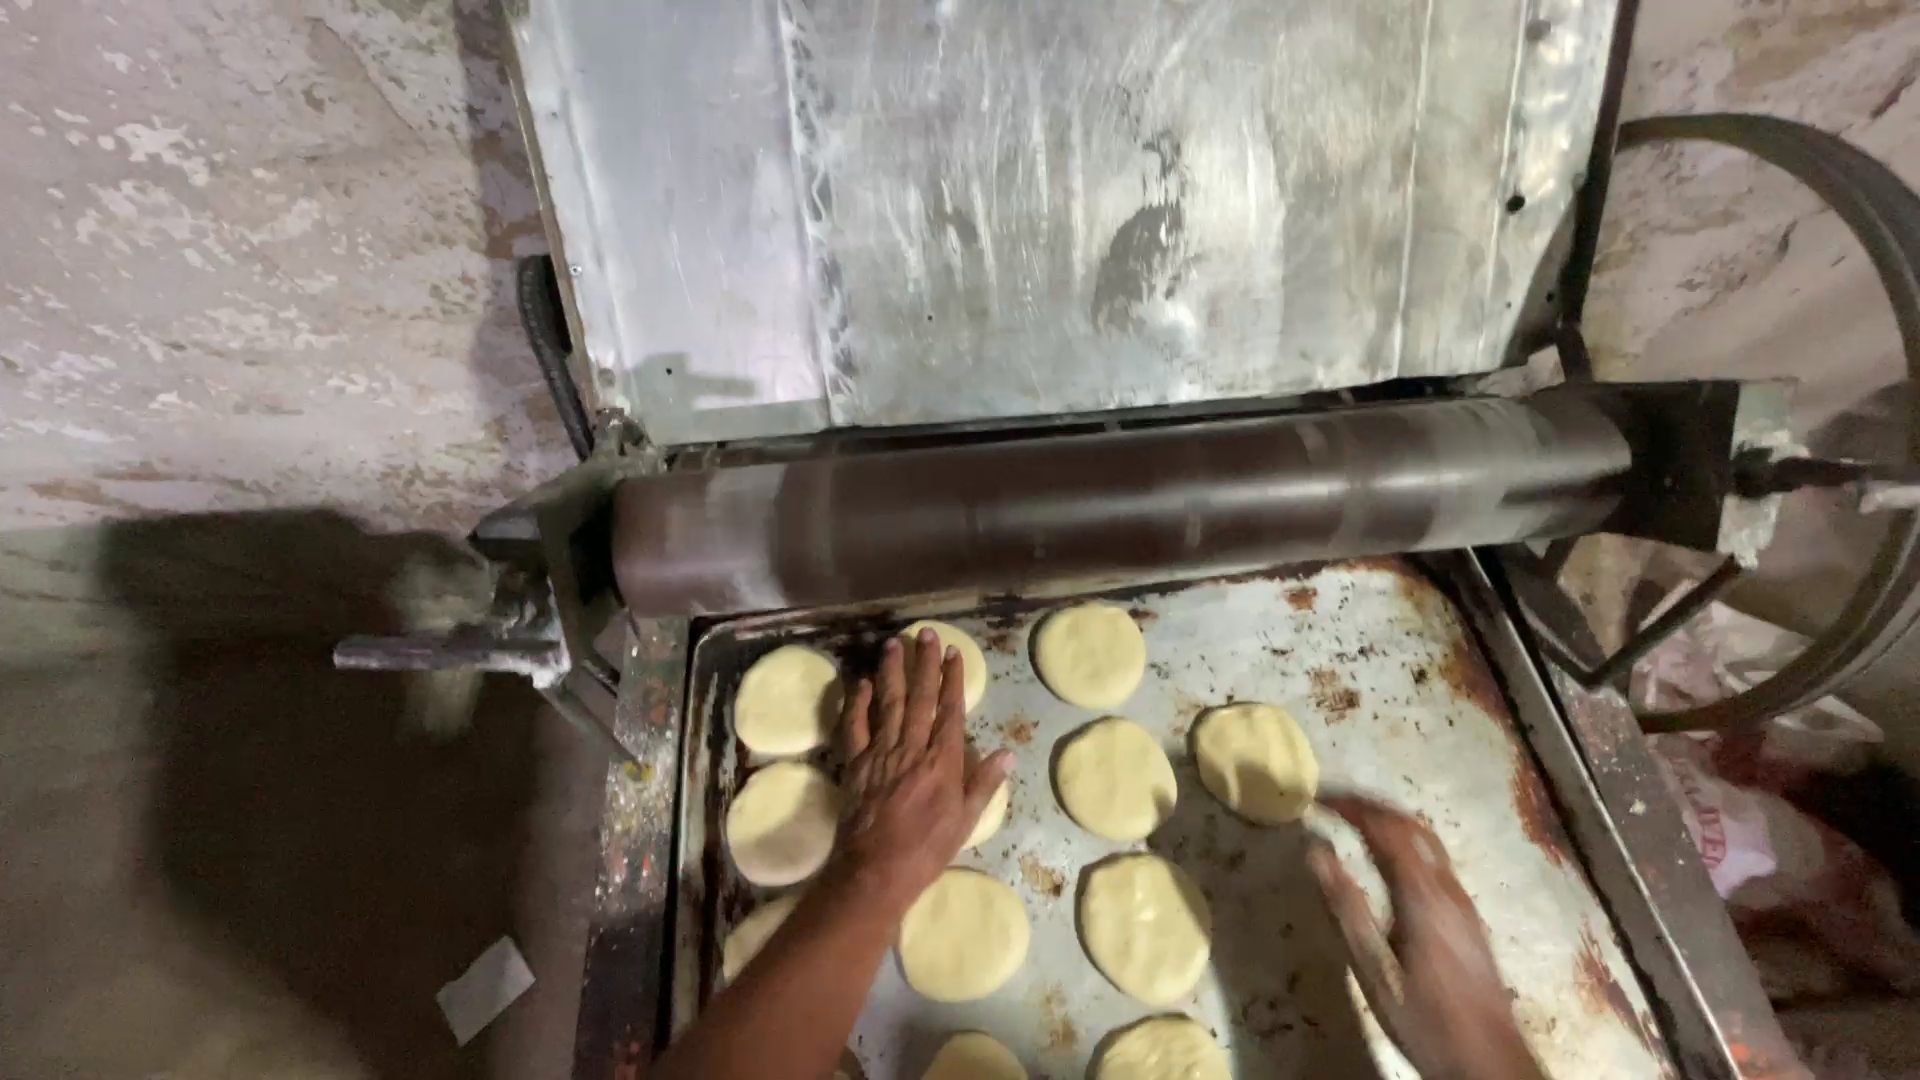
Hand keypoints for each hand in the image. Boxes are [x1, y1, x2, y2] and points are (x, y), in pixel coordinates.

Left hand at [832, 629, 1012, 916]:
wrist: (877, 869)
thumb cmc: (928, 848)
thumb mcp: (966, 820)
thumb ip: (985, 783)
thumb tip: (1008, 753)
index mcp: (943, 759)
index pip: (949, 708)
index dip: (951, 678)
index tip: (952, 652)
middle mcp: (912, 747)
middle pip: (919, 696)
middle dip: (924, 662)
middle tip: (925, 633)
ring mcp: (881, 752)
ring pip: (888, 702)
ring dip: (892, 671)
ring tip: (894, 643)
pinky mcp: (856, 762)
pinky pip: (856, 726)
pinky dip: (859, 702)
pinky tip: (863, 683)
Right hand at [1308, 794, 1544, 1079]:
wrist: (1490, 1065)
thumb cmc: (1424, 1018)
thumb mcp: (1372, 967)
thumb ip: (1344, 905)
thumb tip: (1314, 849)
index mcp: (1422, 894)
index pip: (1386, 828)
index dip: (1350, 805)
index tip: (1317, 798)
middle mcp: (1447, 888)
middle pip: (1410, 825)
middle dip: (1369, 805)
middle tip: (1332, 801)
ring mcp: (1462, 902)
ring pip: (1426, 839)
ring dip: (1388, 819)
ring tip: (1353, 819)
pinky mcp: (1467, 916)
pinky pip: (1432, 857)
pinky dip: (1402, 840)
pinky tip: (1385, 856)